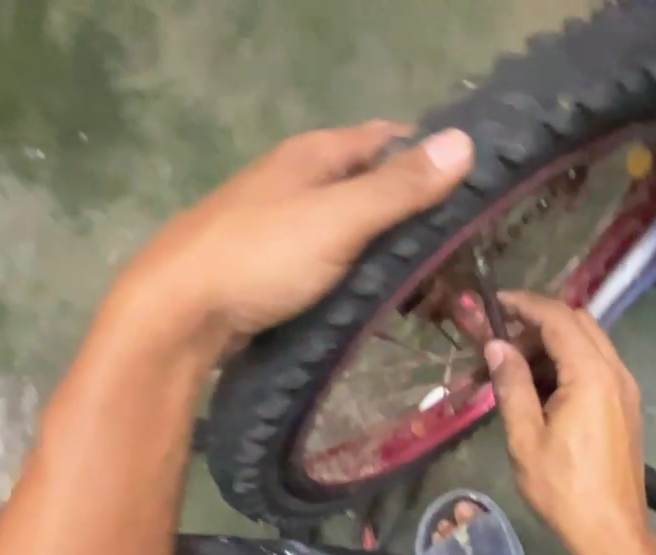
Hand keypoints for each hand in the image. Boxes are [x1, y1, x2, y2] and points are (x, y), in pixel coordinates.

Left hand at [125, 121, 473, 352]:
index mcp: (314, 155)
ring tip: (431, 288)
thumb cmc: (259, 258)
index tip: (476, 193)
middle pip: (373, 187)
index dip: (432, 157)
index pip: (388, 139)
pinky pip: (335, 266)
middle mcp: (300, 182)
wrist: (179, 314)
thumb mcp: (337, 219)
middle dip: (416, 216)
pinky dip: (362, 280)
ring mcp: (287, 227)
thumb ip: (398, 189)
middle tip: (460, 256)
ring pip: (355, 232)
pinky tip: (382, 306)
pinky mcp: (278, 269)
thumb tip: (463, 144)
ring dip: (391, 255)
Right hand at [487, 292, 653, 554]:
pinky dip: (569, 365)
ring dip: (553, 346)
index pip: (558, 318)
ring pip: (589, 344)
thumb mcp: (525, 438)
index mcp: (591, 374)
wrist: (610, 531)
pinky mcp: (626, 407)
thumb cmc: (563, 489)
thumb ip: (512, 385)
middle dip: (537, 324)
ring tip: (515, 373)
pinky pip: (598, 368)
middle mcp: (616, 371)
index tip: (494, 306)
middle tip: (502, 347)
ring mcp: (626, 389)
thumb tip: (498, 347)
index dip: (524, 305)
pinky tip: (542, 392)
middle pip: (578, 323)